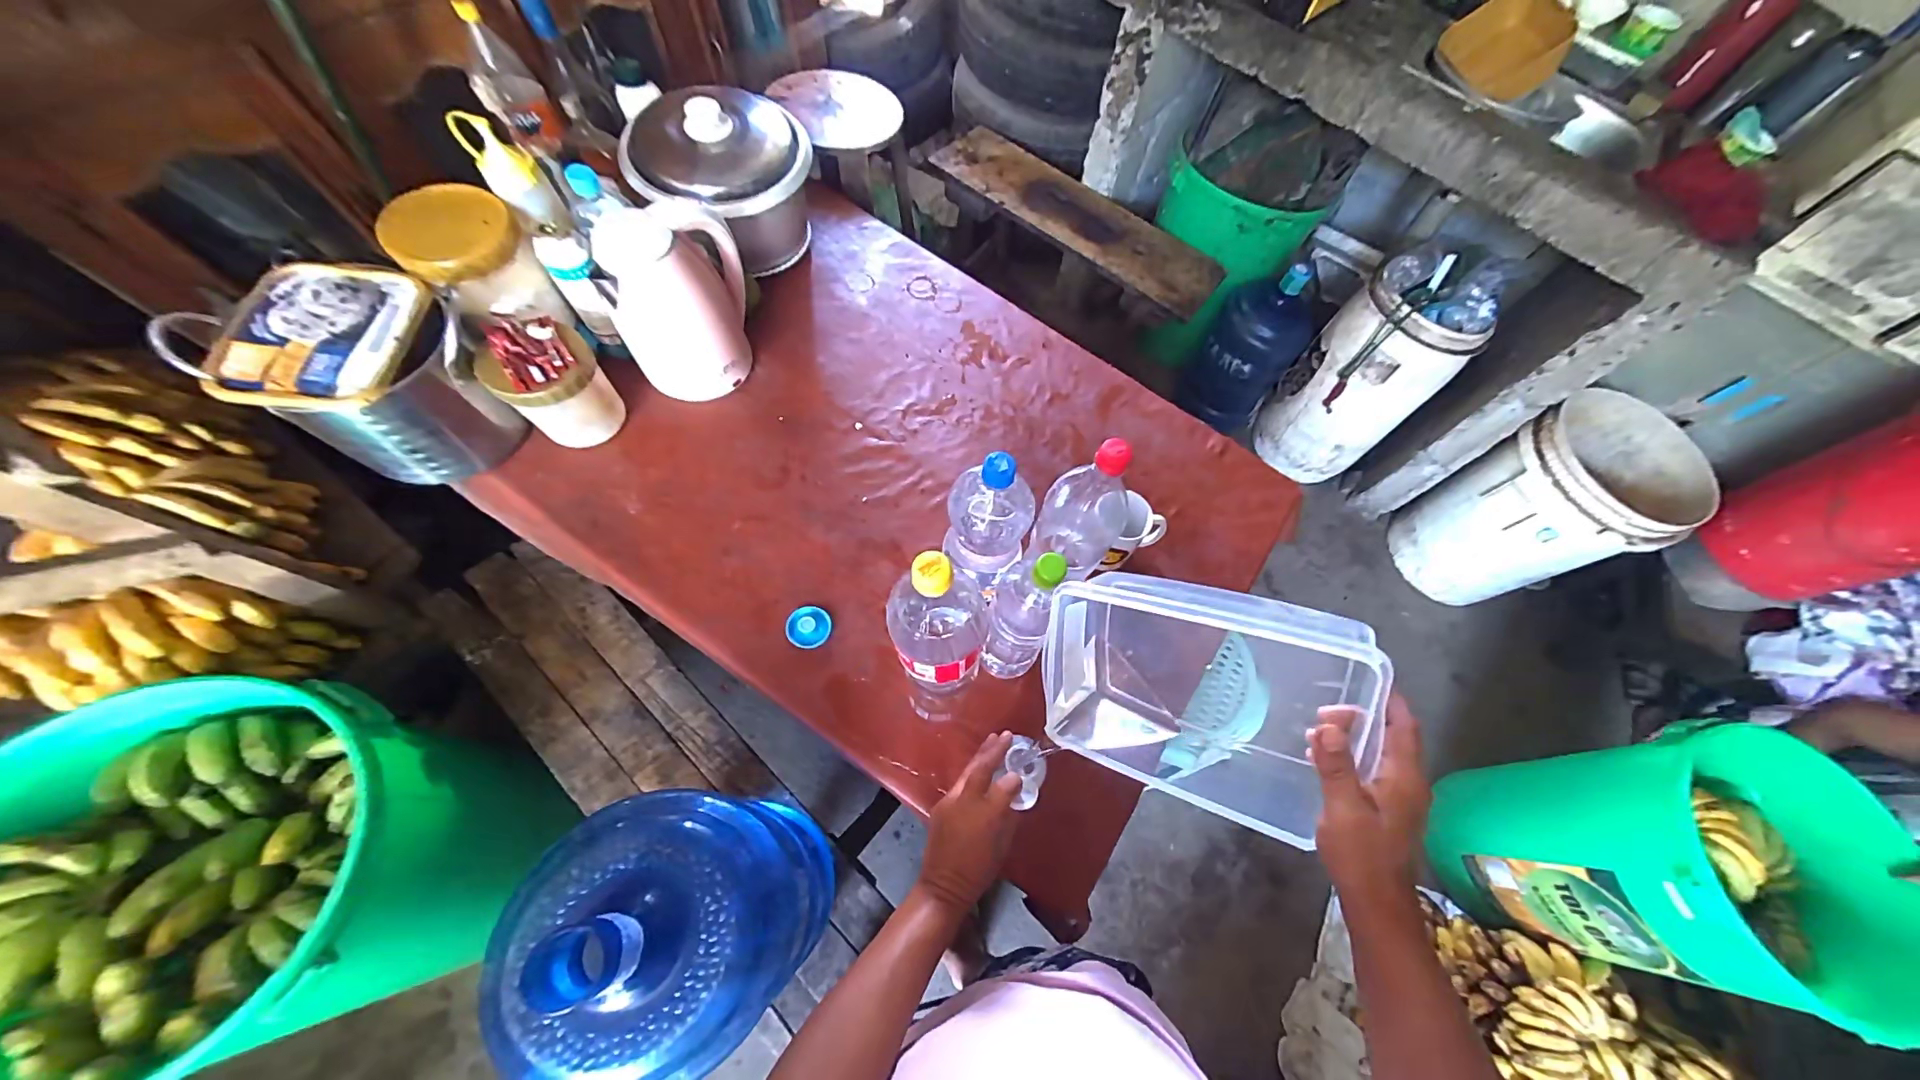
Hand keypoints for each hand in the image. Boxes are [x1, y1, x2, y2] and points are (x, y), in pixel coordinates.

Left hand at [915, 732, 1022, 915]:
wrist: (944, 886)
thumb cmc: (979, 871)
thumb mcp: (1002, 846)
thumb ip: (1009, 817)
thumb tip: (1014, 796)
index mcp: (985, 816)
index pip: (1003, 787)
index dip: (1013, 778)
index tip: (1021, 770)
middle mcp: (965, 803)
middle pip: (980, 770)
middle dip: (993, 751)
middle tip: (1006, 735)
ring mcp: (949, 803)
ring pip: (967, 773)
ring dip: (980, 756)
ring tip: (992, 741)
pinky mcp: (940, 807)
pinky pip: (959, 784)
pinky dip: (970, 773)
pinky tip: (978, 768)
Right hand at [1310, 694, 1430, 900]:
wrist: (1377, 903)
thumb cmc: (1362, 854)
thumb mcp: (1343, 807)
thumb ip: (1337, 765)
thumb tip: (1331, 725)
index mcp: (1404, 777)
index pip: (1404, 727)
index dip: (1390, 701)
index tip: (1370, 679)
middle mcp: (1409, 783)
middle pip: (1393, 737)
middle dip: (1363, 718)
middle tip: (1326, 711)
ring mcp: (1401, 798)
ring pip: (1383, 754)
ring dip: (1356, 737)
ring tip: (1321, 729)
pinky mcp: (1389, 810)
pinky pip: (1374, 770)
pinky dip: (1354, 756)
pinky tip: (1328, 759)